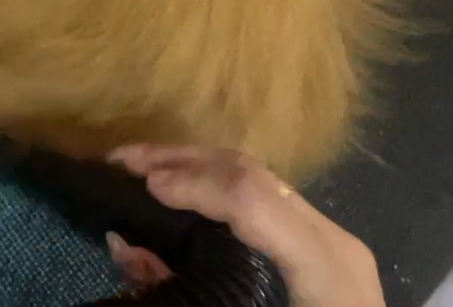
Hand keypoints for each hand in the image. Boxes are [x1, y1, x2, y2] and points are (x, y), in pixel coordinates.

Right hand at [108, 144, 383, 306]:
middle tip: (121, 162)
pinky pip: (260, 192)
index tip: (144, 187)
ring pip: (254, 173)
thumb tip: (122, 244)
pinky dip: (212, 180)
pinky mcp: (320, 242)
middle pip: (249, 173)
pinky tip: (180, 185)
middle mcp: (331, 241)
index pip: (255, 201)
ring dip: (191, 162)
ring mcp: (329, 237)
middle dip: (179, 160)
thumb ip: (180, 294)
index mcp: (325, 275)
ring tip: (139, 164)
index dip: (195, 184)